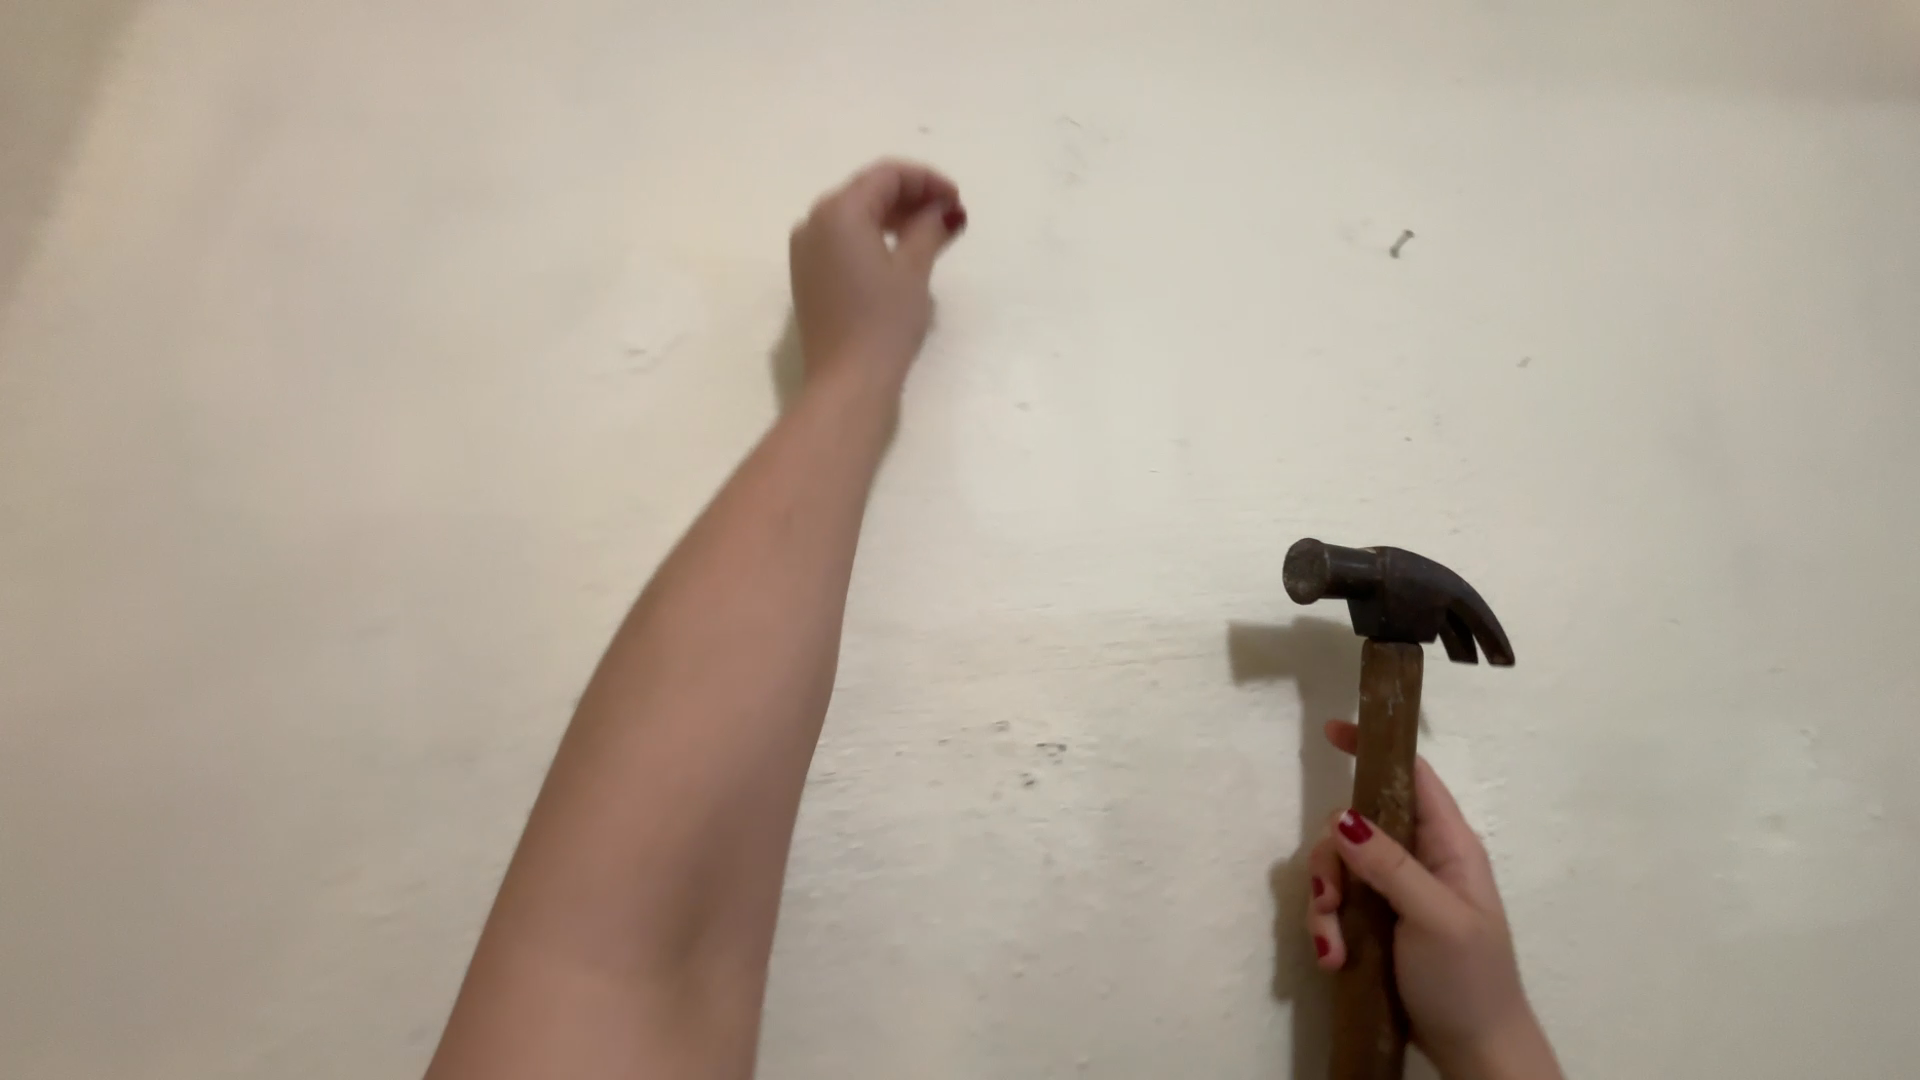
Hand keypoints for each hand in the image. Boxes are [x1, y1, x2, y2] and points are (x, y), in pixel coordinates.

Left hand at [789, 160, 965, 393]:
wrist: (847, 382)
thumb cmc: (884, 323)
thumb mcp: (913, 271)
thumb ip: (929, 230)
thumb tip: (946, 211)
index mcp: (839, 212)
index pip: (886, 176)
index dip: (926, 181)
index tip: (957, 200)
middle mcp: (814, 223)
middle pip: (867, 193)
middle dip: (909, 200)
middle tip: (947, 218)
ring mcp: (805, 253)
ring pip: (853, 219)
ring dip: (892, 220)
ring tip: (929, 238)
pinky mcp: (807, 279)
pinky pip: (842, 244)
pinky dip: (872, 242)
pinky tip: (898, 258)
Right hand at [1305, 721, 1562, 1079]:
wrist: (1476, 1057)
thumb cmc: (1470, 981)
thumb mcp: (1436, 919)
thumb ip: (1390, 865)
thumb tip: (1341, 816)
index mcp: (1446, 845)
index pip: (1410, 775)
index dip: (1374, 747)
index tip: (1332, 731)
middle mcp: (1414, 858)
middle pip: (1352, 824)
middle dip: (1330, 859)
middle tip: (1329, 898)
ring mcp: (1391, 890)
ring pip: (1335, 865)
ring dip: (1323, 901)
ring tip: (1333, 946)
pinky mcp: (1372, 920)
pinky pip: (1332, 903)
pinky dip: (1325, 926)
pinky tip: (1333, 958)